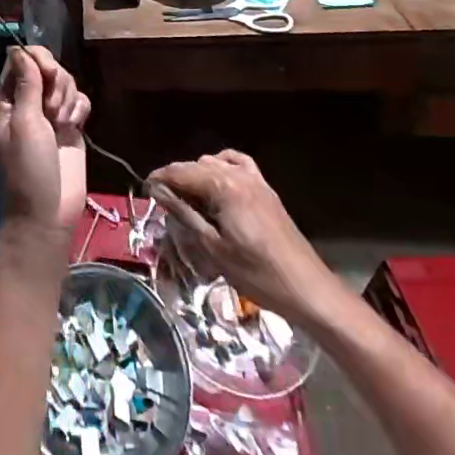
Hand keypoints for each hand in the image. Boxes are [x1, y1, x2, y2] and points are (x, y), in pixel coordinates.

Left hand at [0, 46, 91, 235]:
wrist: (49, 211)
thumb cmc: (28, 167)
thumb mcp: (24, 123)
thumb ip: (26, 84)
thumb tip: (18, 48)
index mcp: (8, 98)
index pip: (21, 59)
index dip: (38, 60)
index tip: (47, 74)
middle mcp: (28, 101)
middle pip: (48, 67)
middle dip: (56, 83)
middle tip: (52, 112)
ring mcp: (50, 113)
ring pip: (66, 82)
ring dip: (67, 99)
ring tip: (62, 125)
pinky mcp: (71, 125)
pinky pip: (80, 101)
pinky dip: (79, 110)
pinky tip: (75, 127)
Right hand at [147, 150, 344, 323]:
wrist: (309, 290)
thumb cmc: (257, 273)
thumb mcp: (212, 246)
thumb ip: (183, 212)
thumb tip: (157, 191)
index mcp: (223, 186)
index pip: (178, 172)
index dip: (158, 180)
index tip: (145, 194)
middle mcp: (238, 175)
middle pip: (193, 165)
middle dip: (174, 179)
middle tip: (162, 202)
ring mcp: (255, 180)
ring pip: (213, 164)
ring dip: (195, 175)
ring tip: (186, 199)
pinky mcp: (266, 190)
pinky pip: (237, 165)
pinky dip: (221, 168)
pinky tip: (215, 184)